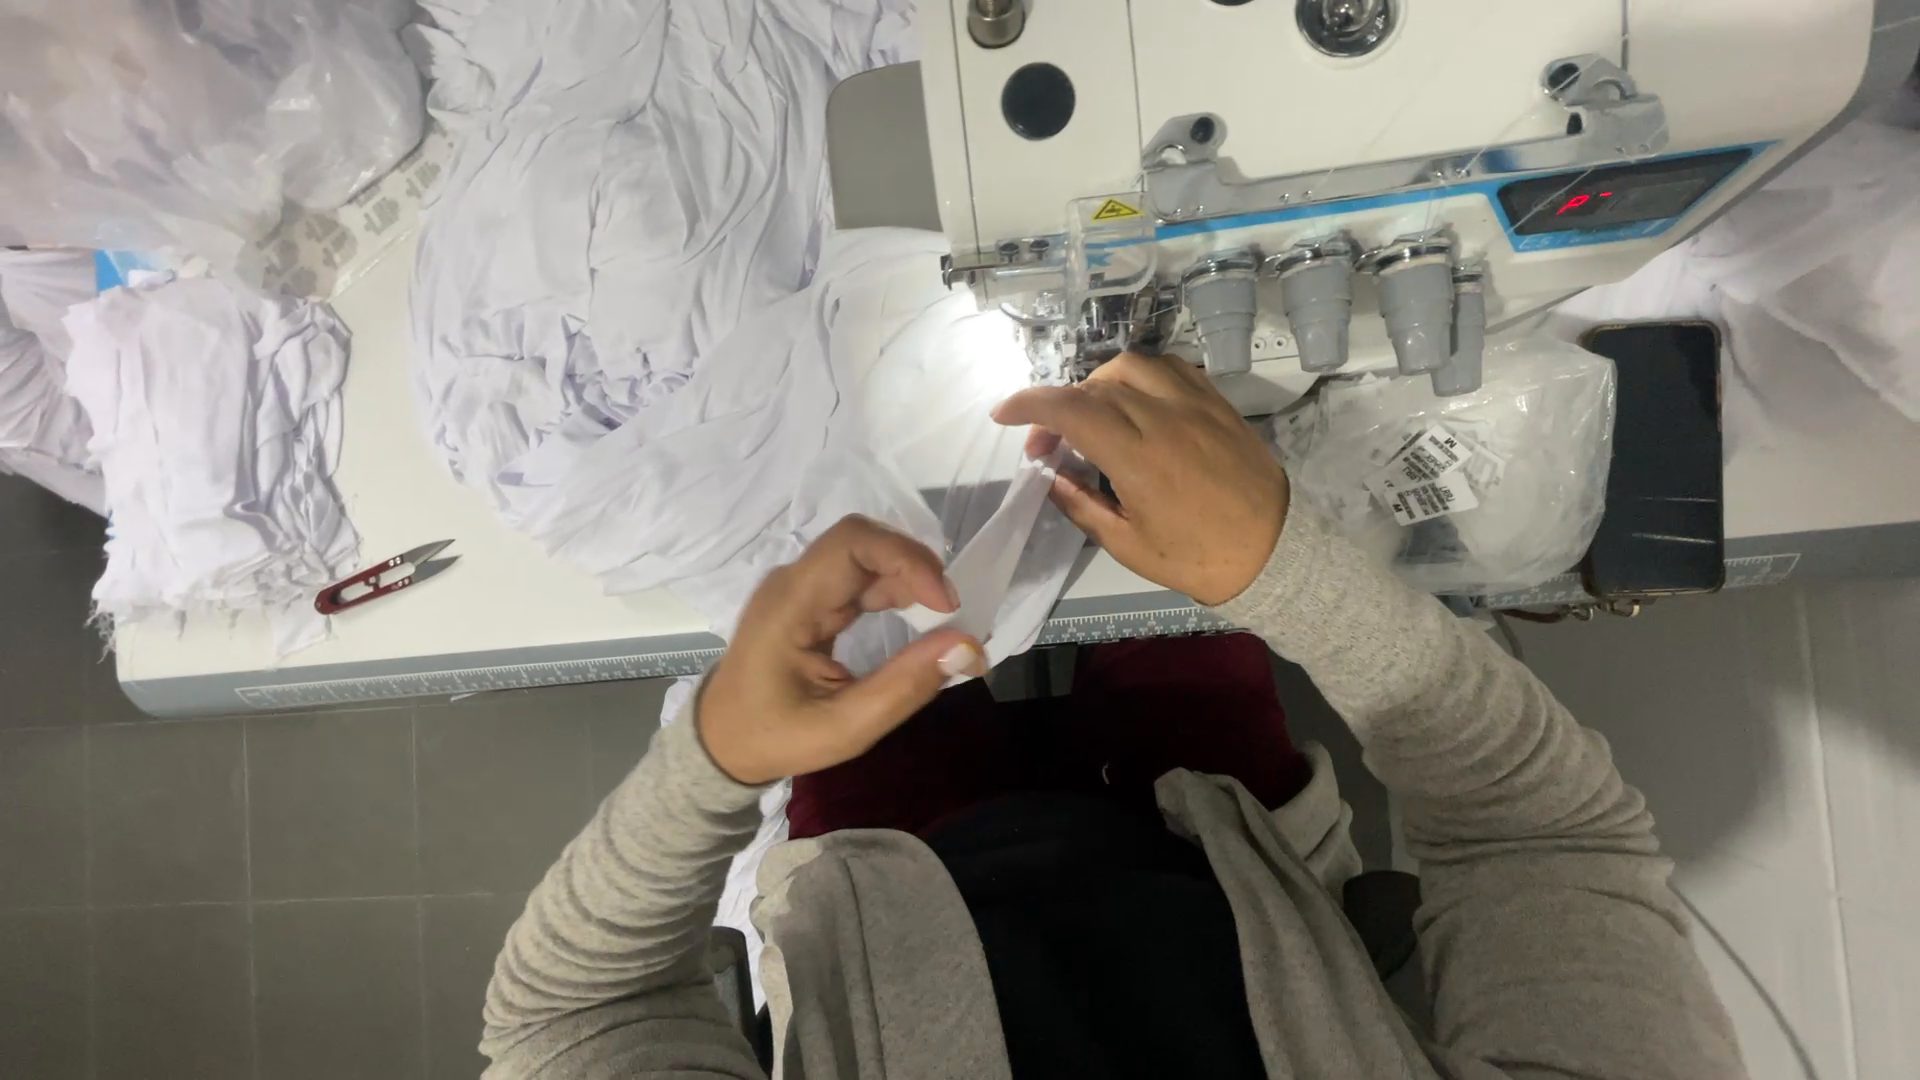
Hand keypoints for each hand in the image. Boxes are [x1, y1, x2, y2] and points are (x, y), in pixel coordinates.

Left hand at [697, 516, 985, 785]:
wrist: (720, 744)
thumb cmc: (775, 737)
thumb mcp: (845, 728)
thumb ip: (906, 686)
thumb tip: (969, 647)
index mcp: (790, 605)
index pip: (852, 543)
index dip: (906, 559)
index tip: (945, 604)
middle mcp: (793, 582)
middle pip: (862, 541)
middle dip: (914, 565)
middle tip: (951, 610)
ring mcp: (800, 586)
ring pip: (865, 554)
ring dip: (908, 576)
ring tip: (943, 616)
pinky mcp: (811, 598)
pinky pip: (859, 575)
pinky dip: (895, 589)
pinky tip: (919, 615)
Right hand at [992, 352, 1287, 606]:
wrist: (1272, 550)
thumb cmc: (1195, 557)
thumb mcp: (1127, 544)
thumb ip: (1082, 505)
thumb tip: (1053, 477)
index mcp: (1137, 457)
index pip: (1070, 409)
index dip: (1029, 405)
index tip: (1003, 415)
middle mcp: (1163, 417)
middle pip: (1093, 387)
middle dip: (1056, 407)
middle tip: (1048, 447)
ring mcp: (1194, 404)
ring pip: (1130, 366)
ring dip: (1096, 384)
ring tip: (1090, 416)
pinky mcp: (1216, 402)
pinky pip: (1169, 367)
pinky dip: (1137, 376)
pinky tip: (1132, 400)